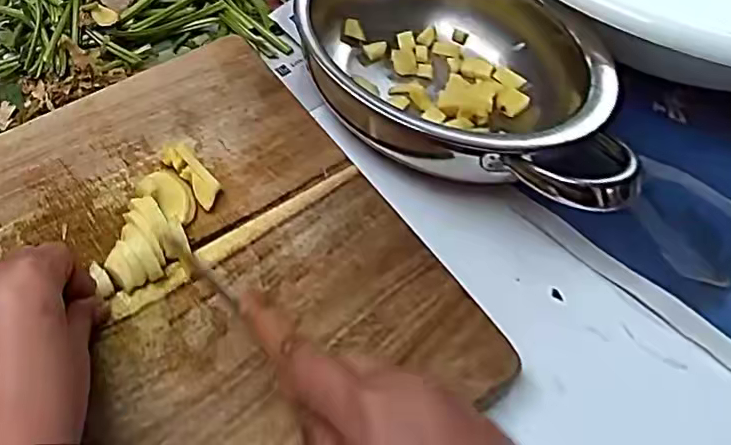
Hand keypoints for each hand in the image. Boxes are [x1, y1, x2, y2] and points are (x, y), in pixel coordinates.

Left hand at [0, 243, 104, 444]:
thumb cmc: (42, 402)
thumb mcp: (77, 354)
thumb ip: (81, 317)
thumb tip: (85, 306)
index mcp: (27, 274)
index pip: (59, 254)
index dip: (78, 277)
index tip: (88, 301)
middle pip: (29, 260)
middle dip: (51, 282)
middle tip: (72, 315)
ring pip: (5, 281)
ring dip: (25, 297)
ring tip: (45, 338)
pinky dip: (2, 314)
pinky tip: (18, 351)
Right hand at [238, 289, 511, 444]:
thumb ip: (322, 433)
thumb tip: (307, 414)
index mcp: (366, 401)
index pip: (298, 352)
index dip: (266, 324)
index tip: (249, 299)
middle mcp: (405, 387)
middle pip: (344, 365)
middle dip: (335, 390)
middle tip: (335, 430)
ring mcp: (446, 398)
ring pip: (385, 380)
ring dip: (376, 404)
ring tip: (386, 444)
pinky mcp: (480, 416)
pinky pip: (424, 398)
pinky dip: (414, 416)